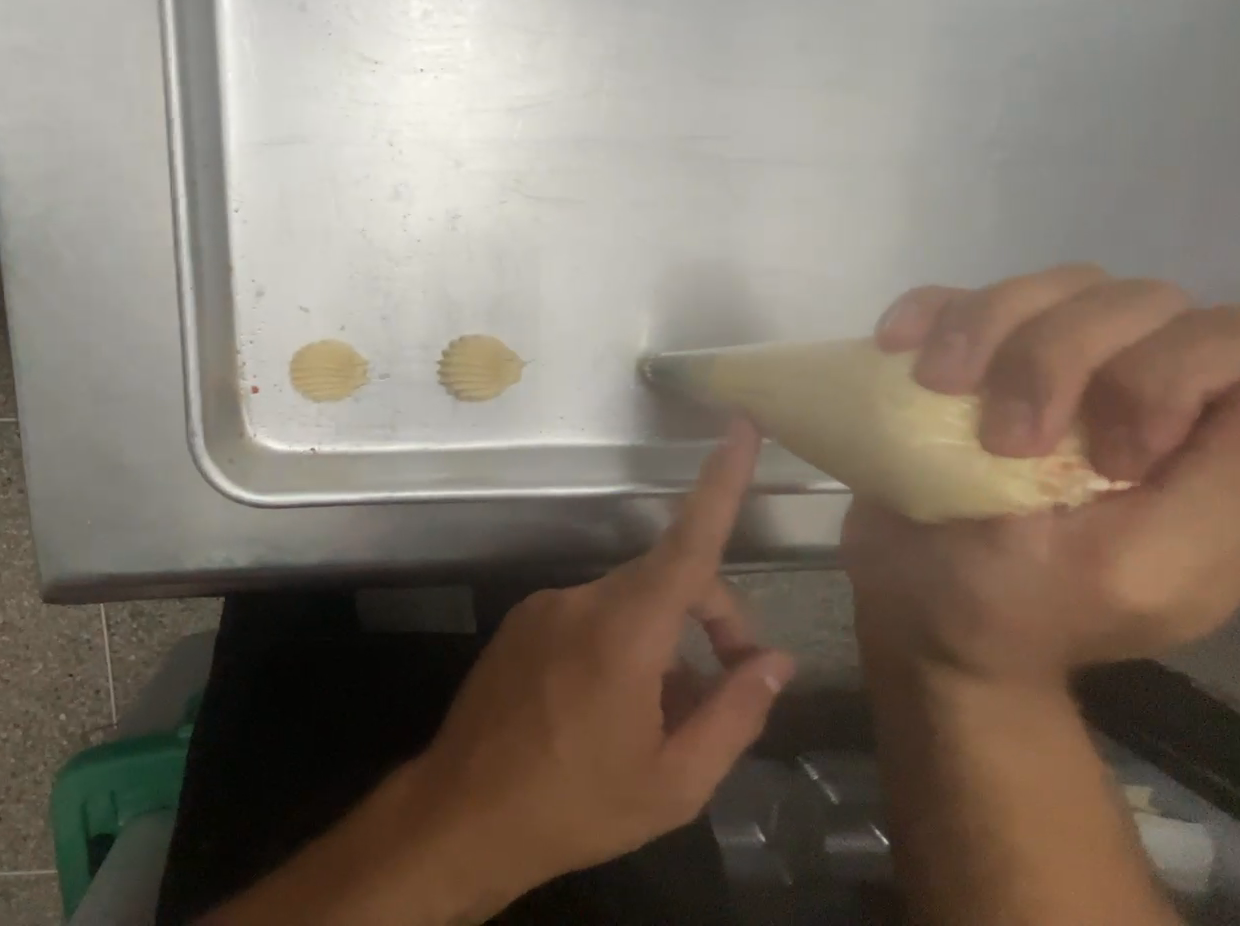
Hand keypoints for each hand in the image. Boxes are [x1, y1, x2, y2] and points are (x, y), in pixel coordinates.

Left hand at [205, 425, 794, 925]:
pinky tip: (613, 705)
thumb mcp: (676, 780)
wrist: (463, 813)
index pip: (688, 544)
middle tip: (734, 686)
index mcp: (625, 633)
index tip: (739, 427)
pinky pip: (588, 616)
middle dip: (711, 618)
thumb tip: (775, 661)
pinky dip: (619, 644)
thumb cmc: (577, 805)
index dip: (720, 483)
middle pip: (666, 580)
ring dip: (662, 642)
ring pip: (627, 602)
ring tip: (665, 715)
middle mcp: (580, 601)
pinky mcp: (519, 624)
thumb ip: (735, 712)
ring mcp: (542, 608)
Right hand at [850, 263, 1239, 684]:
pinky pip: (952, 295)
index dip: (1168, 378)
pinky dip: (927, 312)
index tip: (1106, 461)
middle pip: (1137, 300)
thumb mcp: (1146, 566)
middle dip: (1057, 359)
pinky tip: (897, 347)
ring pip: (1048, 285)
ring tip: (940, 388)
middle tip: (1004, 443)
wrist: (915, 608)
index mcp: (1208, 436)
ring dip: (984, 329)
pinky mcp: (964, 359)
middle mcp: (1138, 382)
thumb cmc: (1024, 604)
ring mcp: (1042, 362)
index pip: (1235, 340)